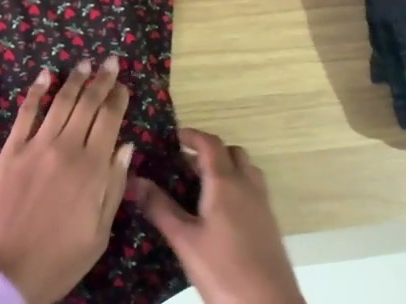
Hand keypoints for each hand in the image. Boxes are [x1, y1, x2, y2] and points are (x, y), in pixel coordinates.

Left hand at [0, 58, 133, 303]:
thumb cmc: (61, 258)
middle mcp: (67, 149)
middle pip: (87, 104)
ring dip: (75, 79)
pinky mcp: (11, 149)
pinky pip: (26, 112)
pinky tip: (45, 75)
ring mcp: (37, 145)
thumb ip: (113, 186)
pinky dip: (37, 90)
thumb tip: (126, 146)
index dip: (117, 98)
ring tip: (85, 62)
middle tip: (110, 59)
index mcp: (93, 170)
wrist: (9, 269)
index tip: (123, 83)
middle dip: (101, 79)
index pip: (109, 121)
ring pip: (60, 102)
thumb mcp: (99, 232)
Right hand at [129, 128, 304, 303]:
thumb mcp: (184, 241)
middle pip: (232, 153)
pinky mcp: (270, 226)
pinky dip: (236, 188)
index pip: (210, 143)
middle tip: (184, 166)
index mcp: (226, 183)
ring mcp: (263, 206)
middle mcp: (248, 187)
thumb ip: (160, 207)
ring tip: (201, 188)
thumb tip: (135, 179)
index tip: (171, 138)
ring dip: (226, 169)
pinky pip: (253, 191)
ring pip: (246, 171)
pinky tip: (219, 215)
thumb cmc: (224, 271)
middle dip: (209, 152)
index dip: (191, 135)